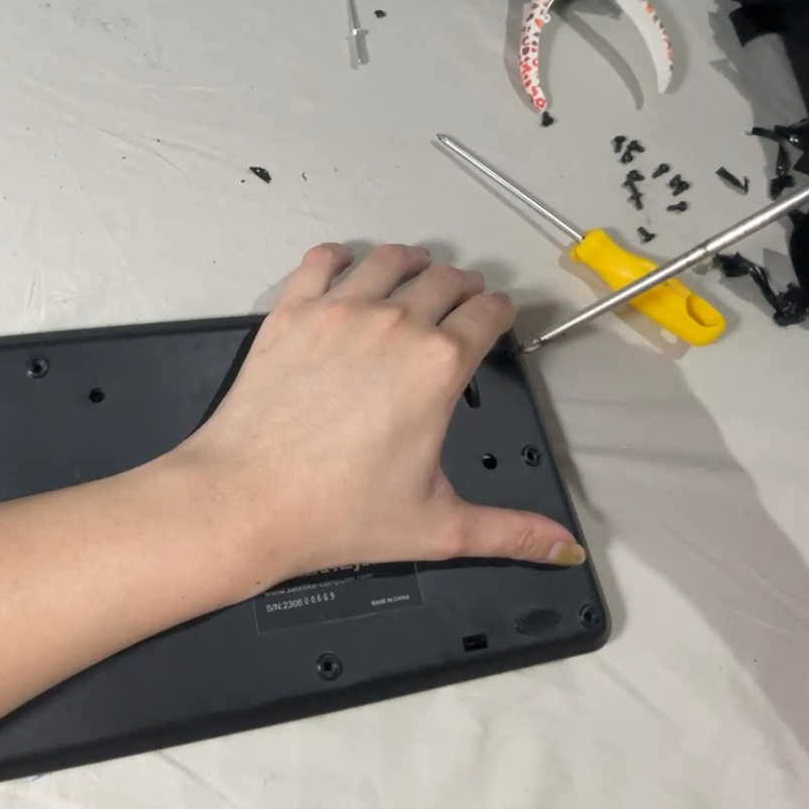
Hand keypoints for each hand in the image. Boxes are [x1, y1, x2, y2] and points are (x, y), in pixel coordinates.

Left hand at [167, 244, 583, 581]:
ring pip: (388, 260)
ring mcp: (336, 312)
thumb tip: (563, 551)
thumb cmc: (334, 512)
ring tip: (414, 274)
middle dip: (461, 286)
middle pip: (444, 280)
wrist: (246, 498)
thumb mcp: (436, 526)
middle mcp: (393, 324)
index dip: (499, 312)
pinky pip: (321, 262)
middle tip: (461, 300)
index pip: (488, 313)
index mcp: (438, 365)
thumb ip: (509, 531)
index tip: (496, 317)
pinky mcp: (290, 313)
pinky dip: (339, 258)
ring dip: (411, 263)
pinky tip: (344, 268)